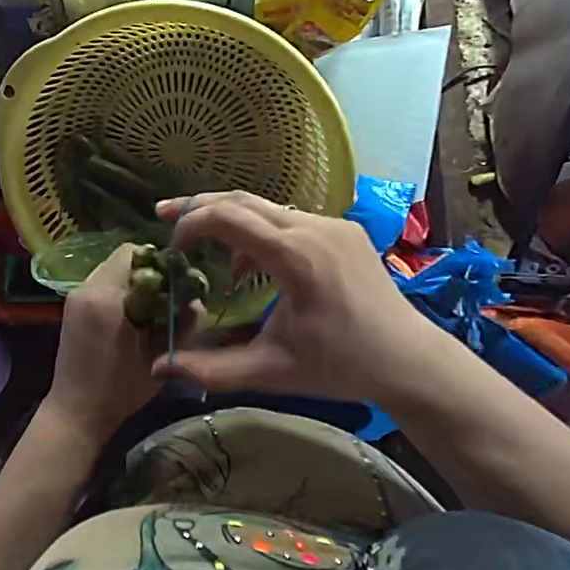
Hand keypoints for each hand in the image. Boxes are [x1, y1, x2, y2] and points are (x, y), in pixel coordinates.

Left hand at [43, 244, 163, 433]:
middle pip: (122, 259)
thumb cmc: (120, 389)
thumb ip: (181, 323)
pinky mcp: (71, 308)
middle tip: (169, 296)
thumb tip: (196, 298)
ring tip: (152, 309)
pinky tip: (133, 317)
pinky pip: (101, 286)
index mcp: (106, 297)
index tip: (178, 282)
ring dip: (133, 283)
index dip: (160, 262)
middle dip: (149, 272)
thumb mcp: (161, 357)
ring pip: (111, 272)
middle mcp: (86, 289)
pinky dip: (119, 293)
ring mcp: (75, 297)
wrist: (76, 411)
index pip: (134, 253)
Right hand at [150, 191, 445, 403]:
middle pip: (242, 199)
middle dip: (198, 207)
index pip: (228, 217)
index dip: (190, 225)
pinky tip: (247, 262)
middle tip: (162, 217)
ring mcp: (332, 225)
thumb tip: (159, 368)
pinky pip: (286, 218)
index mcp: (296, 256)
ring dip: (226, 218)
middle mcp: (314, 228)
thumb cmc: (340, 365)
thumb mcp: (271, 370)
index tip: (171, 249)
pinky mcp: (342, 230)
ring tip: (198, 242)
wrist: (410, 360)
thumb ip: (212, 369)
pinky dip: (255, 229)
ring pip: (264, 206)